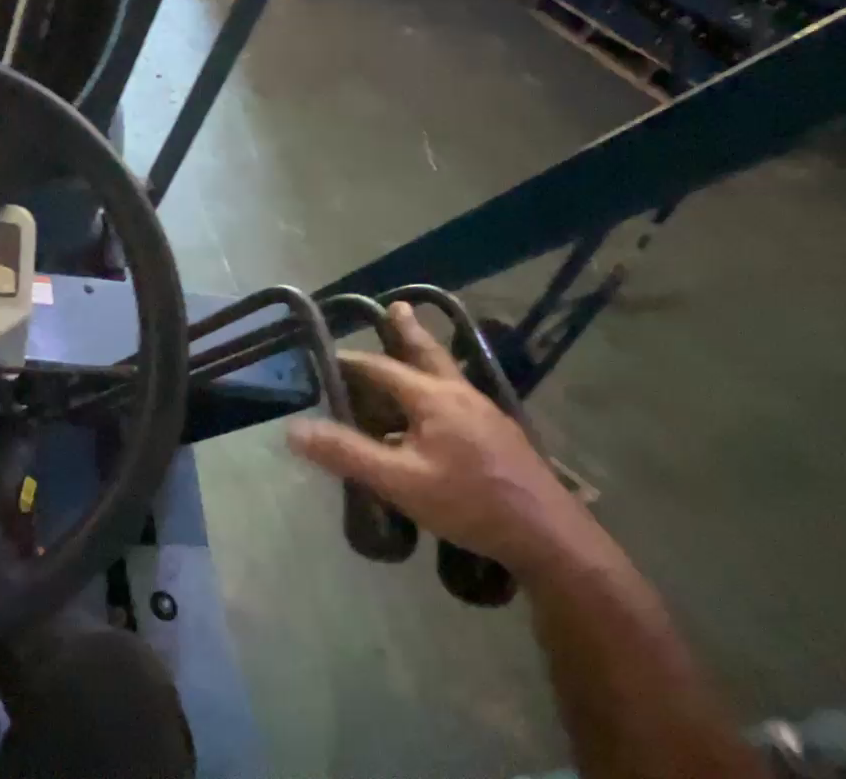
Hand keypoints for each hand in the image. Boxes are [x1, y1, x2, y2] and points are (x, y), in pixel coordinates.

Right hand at [286, 303, 601, 579]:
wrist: (552, 540)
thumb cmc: (470, 504)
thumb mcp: (399, 481)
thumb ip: (346, 453)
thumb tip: (293, 430)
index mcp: (434, 398)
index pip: (380, 368)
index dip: (347, 361)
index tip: (319, 356)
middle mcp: (461, 396)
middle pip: (428, 355)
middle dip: (408, 332)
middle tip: (396, 306)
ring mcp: (486, 415)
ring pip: (446, 375)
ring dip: (424, 357)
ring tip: (410, 347)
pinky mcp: (499, 438)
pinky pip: (457, 398)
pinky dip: (437, 386)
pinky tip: (430, 409)